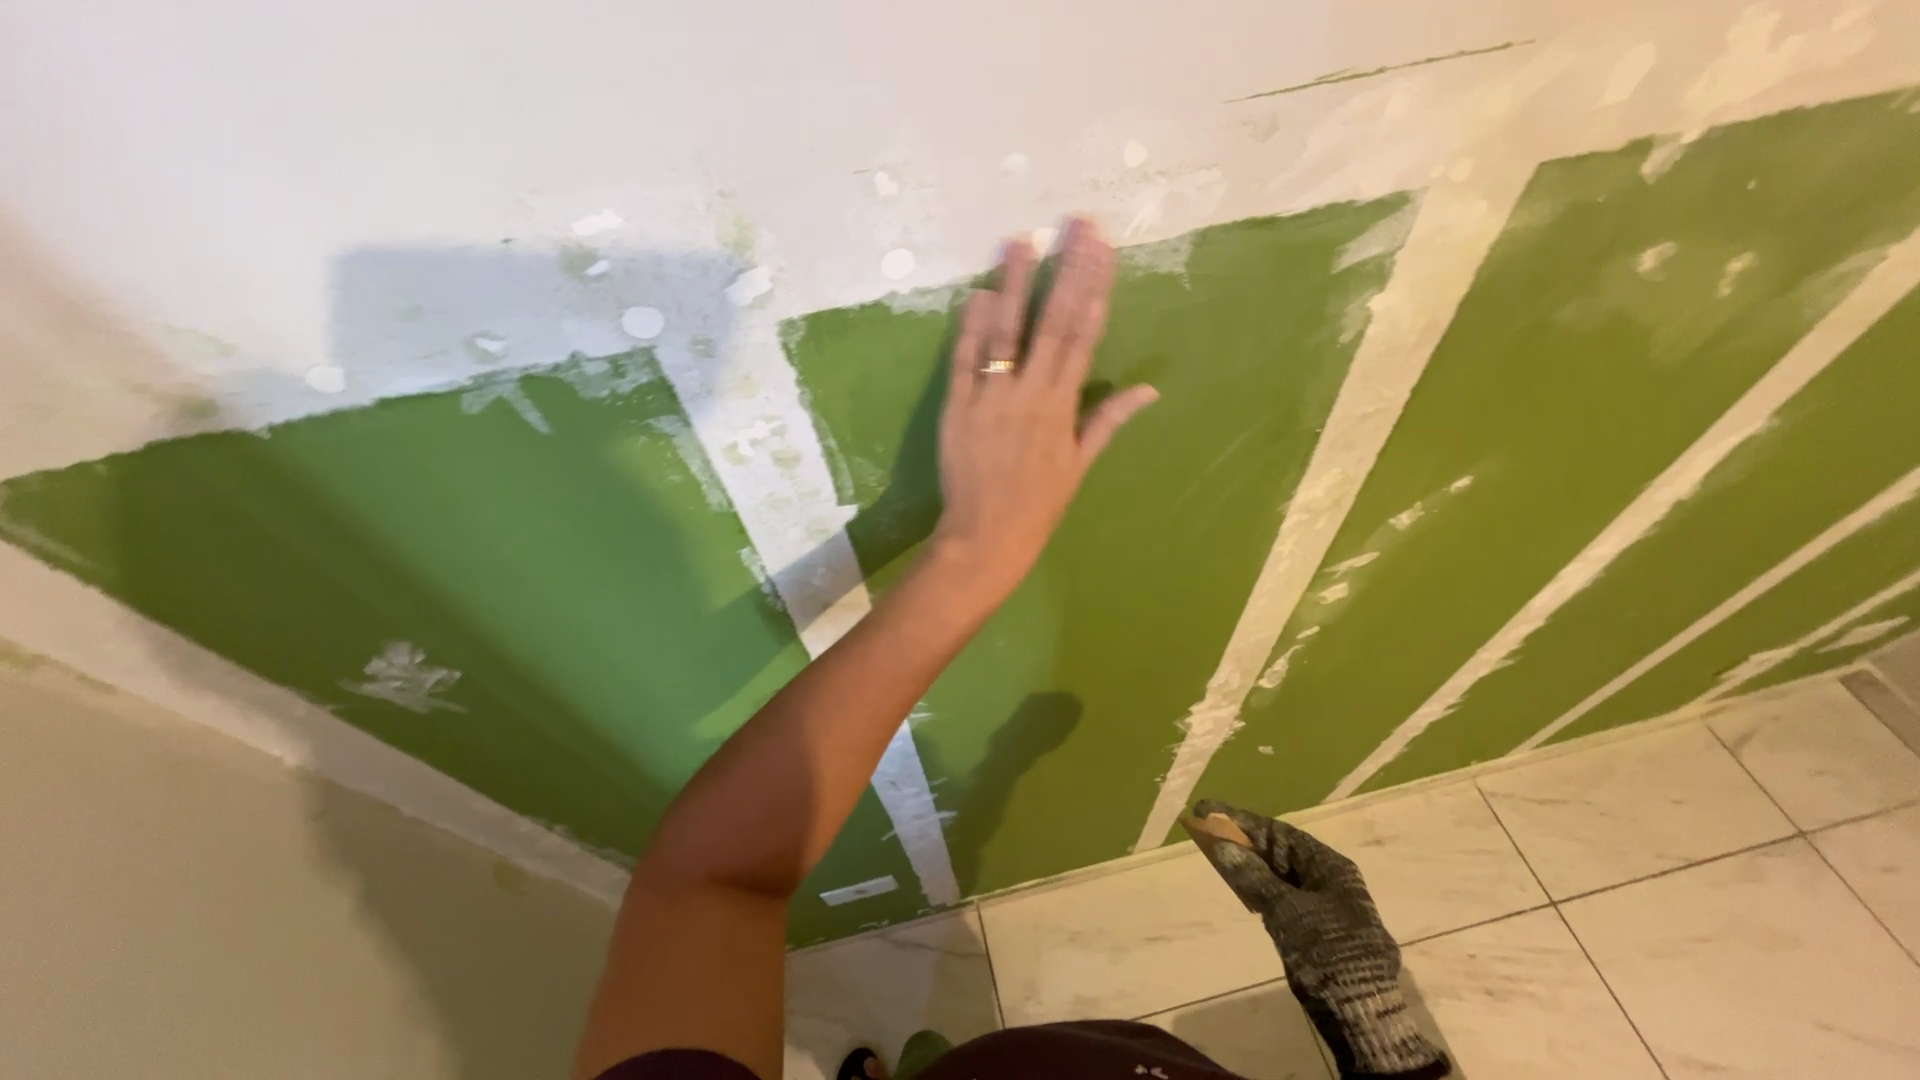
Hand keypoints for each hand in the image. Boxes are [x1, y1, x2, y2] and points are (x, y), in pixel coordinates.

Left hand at [928, 217, 1158, 594]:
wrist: (986, 536)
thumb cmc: (1038, 504)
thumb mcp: (1080, 464)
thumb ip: (1108, 420)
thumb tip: (1149, 389)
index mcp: (1063, 406)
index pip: (1084, 335)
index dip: (1095, 288)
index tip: (1104, 249)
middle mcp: (1031, 393)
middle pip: (1052, 323)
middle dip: (1067, 270)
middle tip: (1077, 224)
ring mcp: (991, 398)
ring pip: (1005, 333)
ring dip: (1013, 284)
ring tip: (1019, 240)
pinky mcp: (957, 407)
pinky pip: (965, 362)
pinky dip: (970, 328)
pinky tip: (977, 293)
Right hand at [1192, 799, 1451, 1079]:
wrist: (1357, 1010)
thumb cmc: (1327, 951)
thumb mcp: (1288, 910)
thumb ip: (1254, 877)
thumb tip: (1222, 845)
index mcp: (1330, 866)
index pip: (1280, 833)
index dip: (1243, 820)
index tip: (1209, 810)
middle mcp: (1327, 878)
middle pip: (1278, 850)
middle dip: (1243, 838)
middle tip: (1206, 828)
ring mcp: (1319, 903)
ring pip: (1276, 872)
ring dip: (1247, 862)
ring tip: (1214, 851)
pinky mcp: (1310, 926)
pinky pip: (1278, 894)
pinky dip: (1257, 886)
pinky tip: (1238, 884)